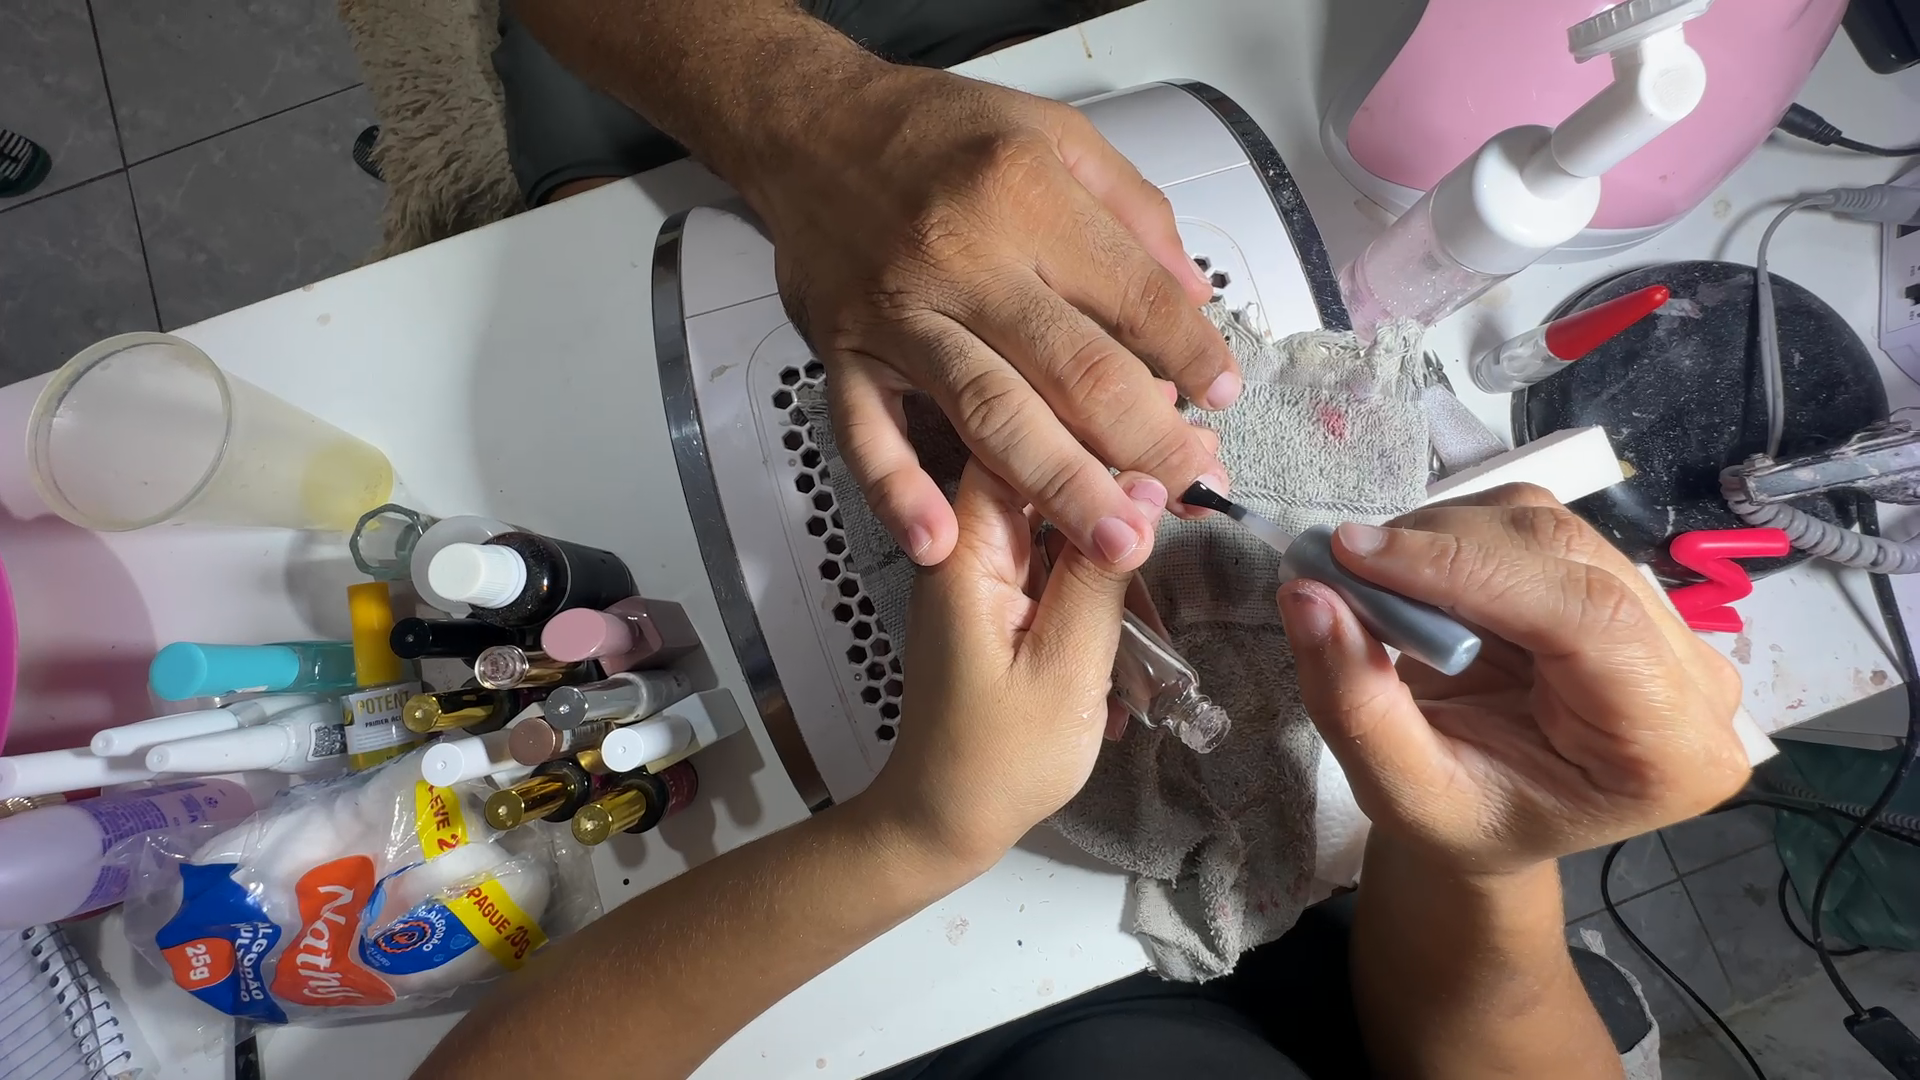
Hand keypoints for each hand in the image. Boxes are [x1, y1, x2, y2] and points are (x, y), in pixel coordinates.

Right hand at [739, 61, 1236, 572]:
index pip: (1132, 292)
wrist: (810, 127)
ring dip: (1058, 486)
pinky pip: (866, 432)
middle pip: (1072, 368)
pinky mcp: (845, 355)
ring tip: (1115, 539)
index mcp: (1025, 198)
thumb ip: (1131, 211)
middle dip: (1144, 439)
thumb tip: (1189, 296)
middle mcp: (963, 262)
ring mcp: (900, 317)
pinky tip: (936, 542)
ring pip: (989, 412)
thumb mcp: (1052, 133)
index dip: (1189, 352)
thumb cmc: (931, 131)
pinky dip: (898, 491)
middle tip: (1192, 488)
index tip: (1221, 395)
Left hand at [862, 460, 1165, 870]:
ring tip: (1159, 619)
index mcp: (967, 554)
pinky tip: (1132, 648)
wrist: (944, 820)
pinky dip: (1096, 600)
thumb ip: (1100, 574)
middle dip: (1120, 496)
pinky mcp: (999, 608)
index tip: (1166, 435)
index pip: (1017, 451)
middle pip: (1045, 488)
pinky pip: (1054, 577)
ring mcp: (984, 582)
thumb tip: (1143, 489)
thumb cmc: (1001, 758)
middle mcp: (968, 553)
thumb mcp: (1066, 666)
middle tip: (1198, 499)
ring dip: (1116, 564)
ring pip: (1059, 535)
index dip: (1088, 435)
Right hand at [1275, 484, 1749, 877]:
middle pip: (1563, 554)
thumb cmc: (1459, 820)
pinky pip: (1524, 525)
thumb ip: (1351, 698)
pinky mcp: (1607, 586)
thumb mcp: (1395, 787)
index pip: (1586, 615)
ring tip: (1374, 582)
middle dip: (1436, 546)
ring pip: (1541, 524)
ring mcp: (1655, 620)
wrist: (1494, 816)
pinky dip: (1449, 535)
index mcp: (1666, 747)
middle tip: (1339, 567)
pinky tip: (1415, 579)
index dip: (1462, 568)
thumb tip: (1305, 592)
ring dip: (1438, 536)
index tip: (1349, 552)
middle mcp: (1688, 671)